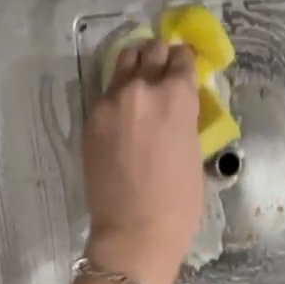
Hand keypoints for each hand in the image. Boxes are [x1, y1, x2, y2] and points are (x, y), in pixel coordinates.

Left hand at [83, 39, 202, 283]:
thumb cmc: (177, 204)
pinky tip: (123, 110)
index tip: (184, 67)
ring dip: (135, 65)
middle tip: (162, 70)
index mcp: (177, 96)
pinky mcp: (91, 120)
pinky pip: (106, 92)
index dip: (184, 61)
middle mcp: (142, 89)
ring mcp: (111, 102)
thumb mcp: (193, 153)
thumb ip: (183, 120)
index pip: (182, 58)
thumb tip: (176, 110)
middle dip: (159, 57)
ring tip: (139, 79)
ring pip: (123, 62)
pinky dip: (117, 93)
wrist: (134, 232)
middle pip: (151, 51)